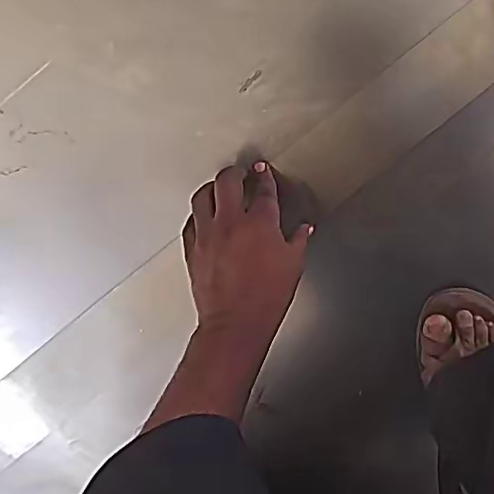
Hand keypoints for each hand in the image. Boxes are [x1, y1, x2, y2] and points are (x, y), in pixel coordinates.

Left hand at [181, 161, 311, 346]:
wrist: (236, 323)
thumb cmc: (266, 297)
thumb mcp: (293, 264)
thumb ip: (298, 240)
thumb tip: (303, 230)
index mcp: (259, 222)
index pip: (263, 189)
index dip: (265, 177)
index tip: (264, 172)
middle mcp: (230, 222)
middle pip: (228, 181)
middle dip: (237, 172)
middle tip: (242, 171)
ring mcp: (208, 234)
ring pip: (203, 196)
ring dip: (213, 187)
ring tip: (220, 186)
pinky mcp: (193, 249)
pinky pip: (191, 221)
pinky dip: (198, 214)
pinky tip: (204, 215)